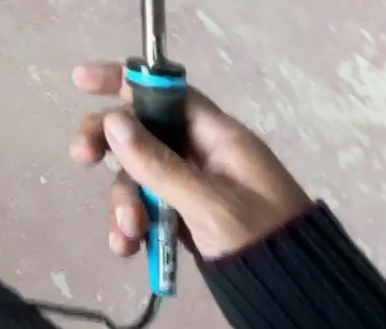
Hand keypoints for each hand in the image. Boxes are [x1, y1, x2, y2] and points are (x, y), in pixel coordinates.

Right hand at [70, 61, 311, 259]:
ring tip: (126, 233)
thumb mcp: (211, 205)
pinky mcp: (182, 214)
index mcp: (216, 137)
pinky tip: (126, 246)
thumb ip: (159, 164)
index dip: (122, 80)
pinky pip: (144, 205)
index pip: (164, 91)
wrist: (304, 304)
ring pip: (135, 173)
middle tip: (81, 157)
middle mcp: (199, 153)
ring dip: (122, 200)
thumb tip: (111, 120)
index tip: (81, 80)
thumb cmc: (265, 241)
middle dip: (106, 144)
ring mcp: (190, 184)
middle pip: (138, 130)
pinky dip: (131, 224)